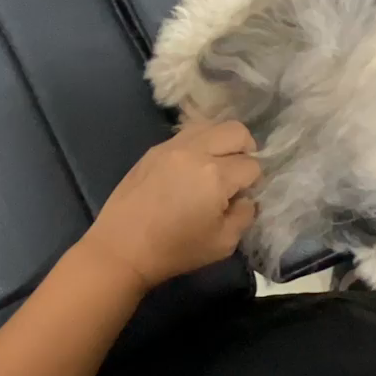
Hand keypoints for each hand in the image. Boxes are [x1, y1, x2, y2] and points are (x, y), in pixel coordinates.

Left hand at [78, 120, 260, 291]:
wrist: (122, 247)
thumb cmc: (175, 250)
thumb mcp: (223, 243)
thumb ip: (244, 215)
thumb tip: (244, 198)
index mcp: (215, 175)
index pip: (251, 165)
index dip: (253, 182)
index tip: (241, 197)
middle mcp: (195, 151)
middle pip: (236, 131)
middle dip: (246, 150)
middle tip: (238, 173)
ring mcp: (172, 146)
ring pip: (210, 125)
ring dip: (222, 142)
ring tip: (216, 165)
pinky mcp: (154, 150)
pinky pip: (186, 134)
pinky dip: (198, 144)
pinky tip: (191, 167)